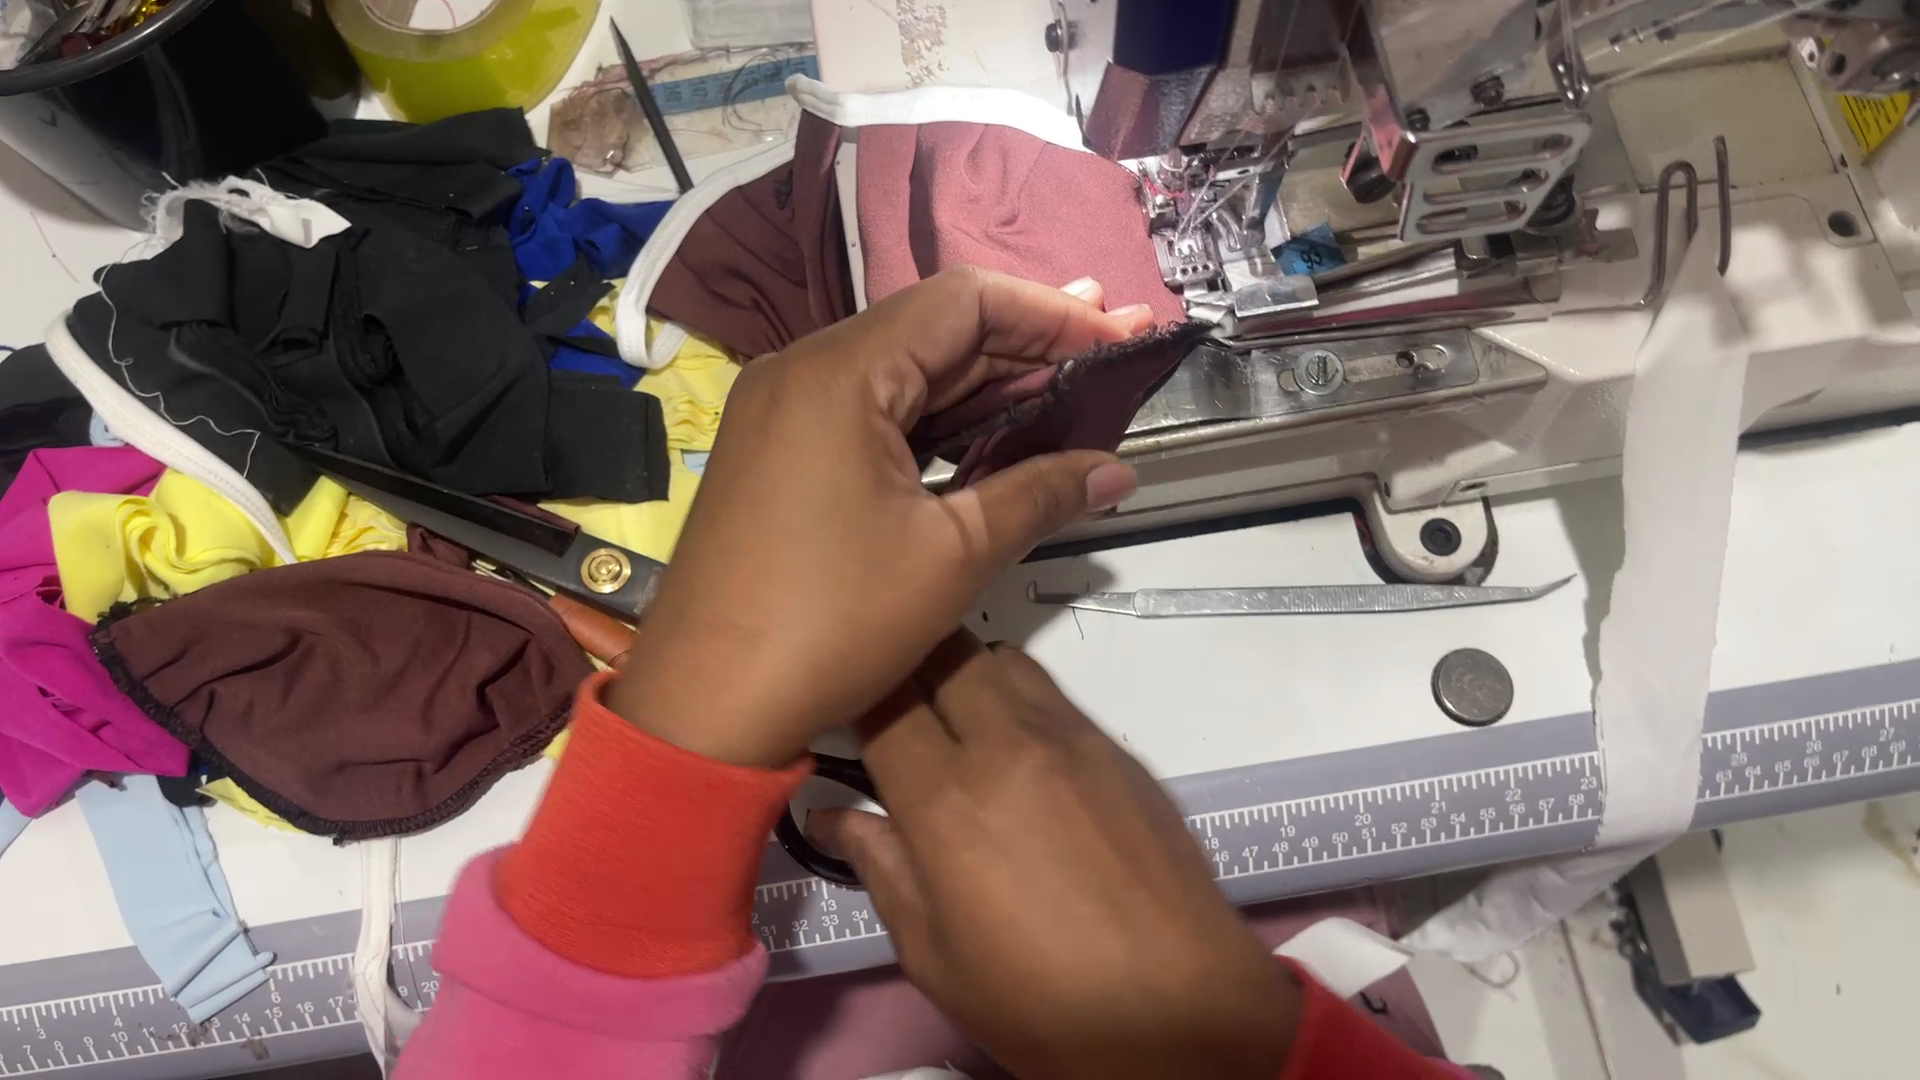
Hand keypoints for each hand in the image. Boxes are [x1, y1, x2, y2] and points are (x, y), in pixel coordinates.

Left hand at [609, 268, 1150, 765]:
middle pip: (932, 331)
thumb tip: (1117, 472)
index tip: (1115, 335)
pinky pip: (870, 411)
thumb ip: (1041, 495)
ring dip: (982, 385)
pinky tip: (987, 434)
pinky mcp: (779, 450)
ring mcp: (783, 409)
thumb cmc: (831, 626)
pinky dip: (933, 420)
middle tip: (1106, 358)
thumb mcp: (952, 556)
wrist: (707, 706)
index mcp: (841, 373)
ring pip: (902, 373)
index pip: (963, 302)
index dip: (1049, 313)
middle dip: (1025, 345)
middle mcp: (803, 369)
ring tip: (1063, 390)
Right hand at [810, 632, 1300, 1079]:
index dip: (856, 696)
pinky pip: (1048, 689)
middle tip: (897, 703)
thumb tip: (827, 816)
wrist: (1182, 1011)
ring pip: (997, 656)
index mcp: (947, 800)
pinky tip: (1019, 747)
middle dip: (908, 665)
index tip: (845, 708)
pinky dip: (1015, 696)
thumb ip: (878, 866)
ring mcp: (1068, 734)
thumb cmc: (1041, 998)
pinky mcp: (1113, 742)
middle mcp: (1006, 744)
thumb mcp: (934, 955)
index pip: (884, 702)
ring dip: (963, 672)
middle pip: (941, 653)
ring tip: (955, 718)